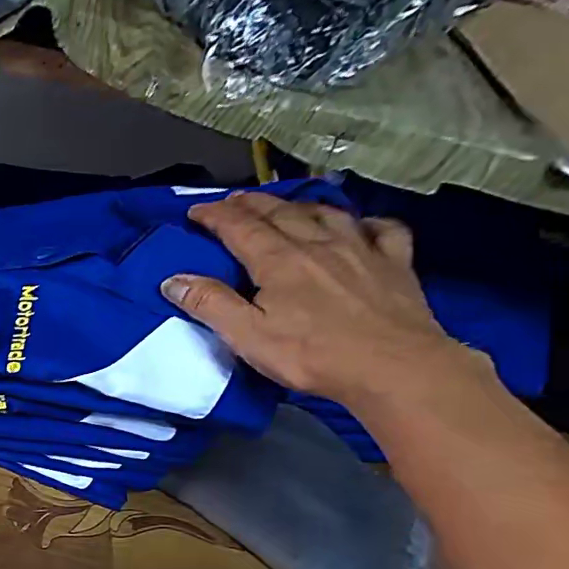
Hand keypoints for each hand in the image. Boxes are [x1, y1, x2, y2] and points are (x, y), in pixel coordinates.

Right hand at [161, 192, 478, 406]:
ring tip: (288, 206)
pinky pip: (382, 230)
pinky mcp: (395, 262)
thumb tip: (173, 279)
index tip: (196, 212)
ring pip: (327, 213)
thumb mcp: (250, 337)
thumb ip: (211, 305)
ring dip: (302, 206)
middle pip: (280, 212)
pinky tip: (362, 227)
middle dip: (251, 204)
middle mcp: (318, 243)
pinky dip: (367, 223)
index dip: (215, 217)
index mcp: (279, 260)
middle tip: (233, 202)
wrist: (389, 365)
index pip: (239, 227)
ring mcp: (360, 248)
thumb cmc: (313, 355)